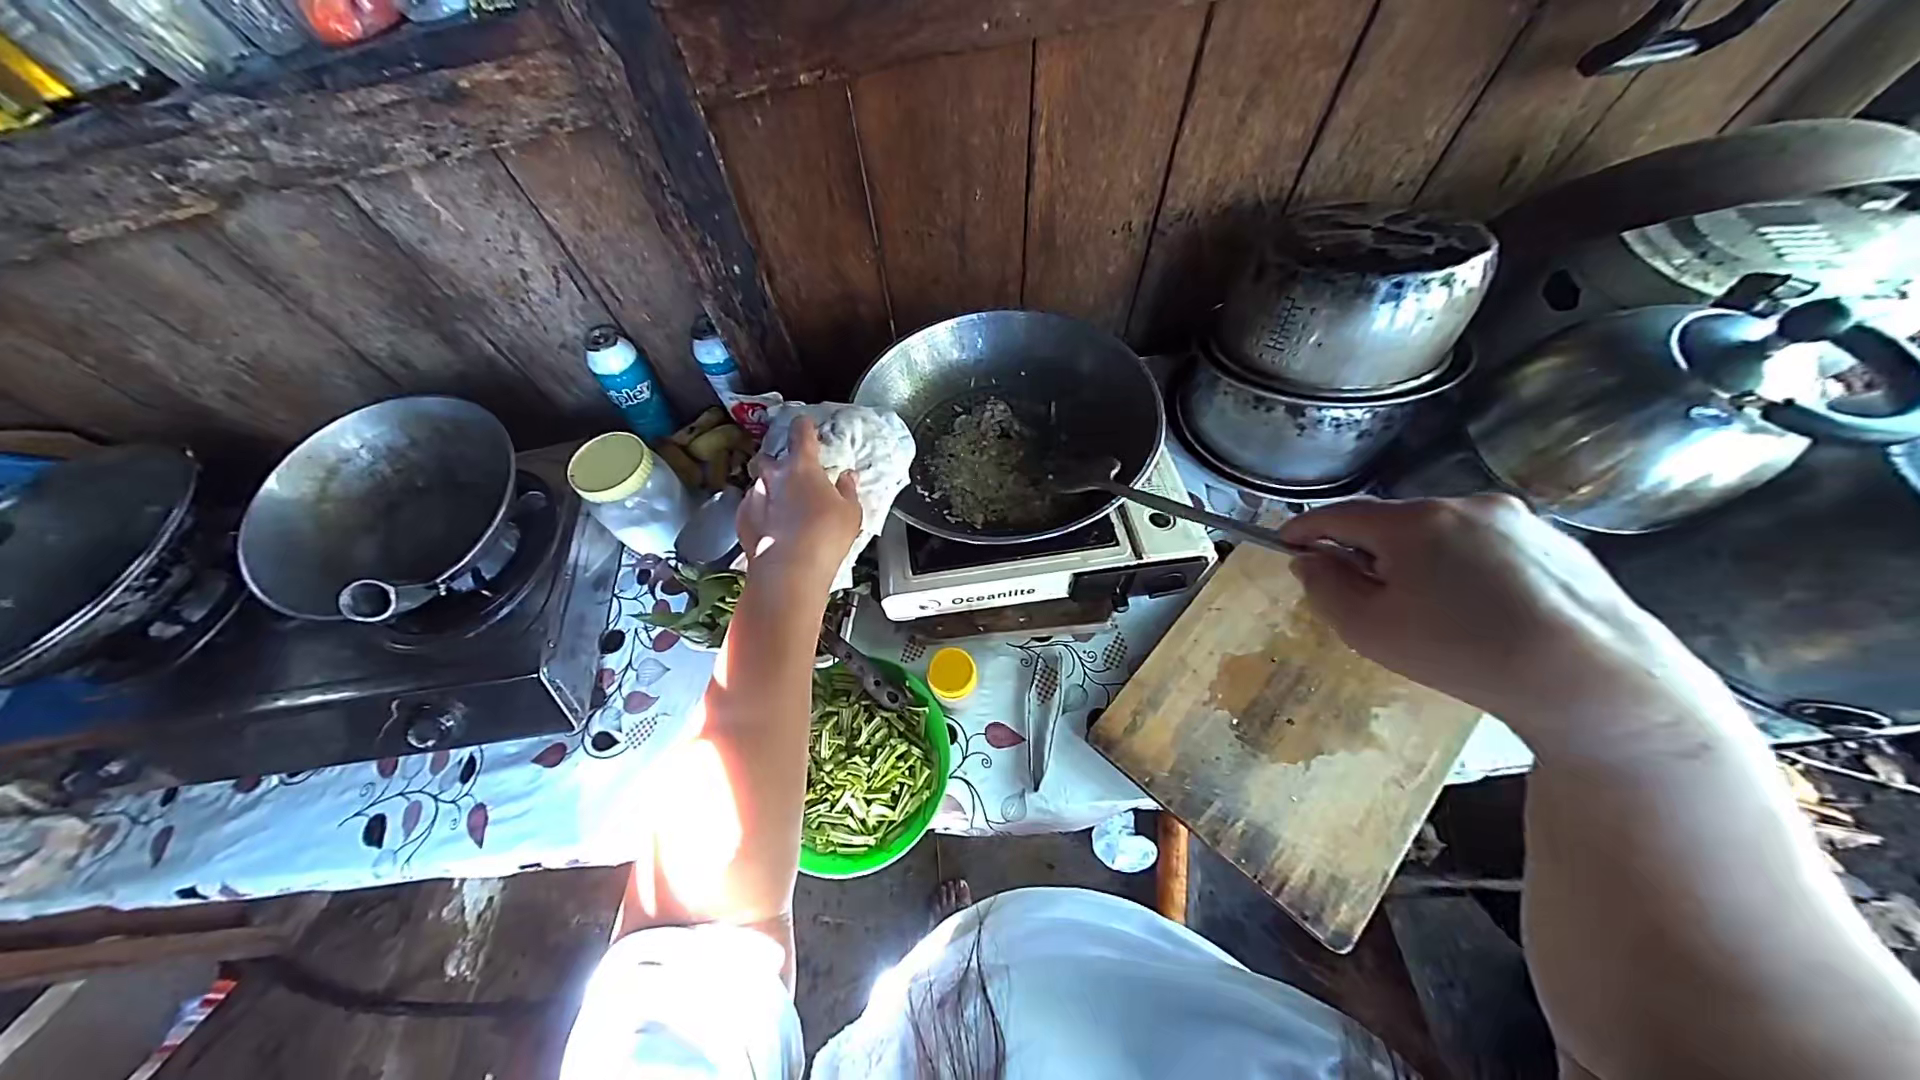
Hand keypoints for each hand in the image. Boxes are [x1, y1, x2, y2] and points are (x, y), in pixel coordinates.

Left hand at [736, 417, 862, 589]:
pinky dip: (759, 513)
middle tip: (791, 477)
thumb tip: (848, 477)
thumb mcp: (850, 513)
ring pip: (758, 484)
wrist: (789, 569)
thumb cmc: (826, 537)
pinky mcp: (741, 519)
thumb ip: (848, 490)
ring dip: (769, 491)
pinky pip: (751, 508)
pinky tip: (772, 528)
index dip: (804, 426)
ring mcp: (754, 496)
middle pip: (769, 457)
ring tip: (783, 509)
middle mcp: (773, 475)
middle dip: (777, 463)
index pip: (801, 433)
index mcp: (802, 466)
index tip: (805, 424)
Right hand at [1278, 496, 1737, 738]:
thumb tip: (1309, 559)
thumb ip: (1324, 587)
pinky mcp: (1556, 541)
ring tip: (1429, 610)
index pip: (1338, 514)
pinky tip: (1481, 611)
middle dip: (1367, 551)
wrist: (1596, 682)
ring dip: (1418, 559)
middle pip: (1391, 523)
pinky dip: (1465, 567)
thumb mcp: (1368, 629)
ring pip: (1440, 533)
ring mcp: (1516, 520)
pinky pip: (1486, 545)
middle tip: (1363, 595)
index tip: (1285, 543)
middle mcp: (1463, 505)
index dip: (1304, 528)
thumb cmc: (1461, 652)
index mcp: (1412, 521)